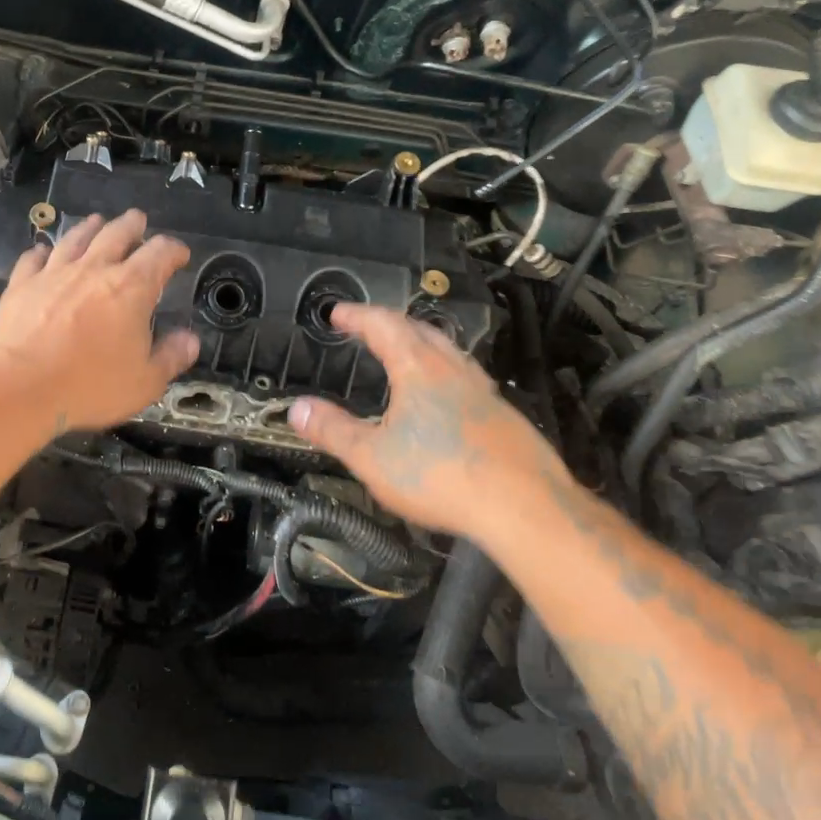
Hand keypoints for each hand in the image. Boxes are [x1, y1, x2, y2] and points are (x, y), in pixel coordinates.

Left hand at [0, 210, 199, 432]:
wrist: (20, 386)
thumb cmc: (89, 386)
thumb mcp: (144, 382)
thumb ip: (170, 357)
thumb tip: (189, 339)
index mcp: (131, 288)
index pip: (160, 254)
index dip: (173, 251)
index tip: (179, 254)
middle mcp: (94, 269)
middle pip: (117, 234)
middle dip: (132, 226)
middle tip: (138, 220)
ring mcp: (54, 273)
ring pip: (75, 239)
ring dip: (89, 228)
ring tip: (96, 221)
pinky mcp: (22, 284)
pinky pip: (33, 259)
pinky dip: (42, 252)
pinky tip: (42, 251)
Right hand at [286, 304, 570, 536]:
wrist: (524, 506)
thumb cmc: (441, 477)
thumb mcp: (371, 458)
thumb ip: (333, 431)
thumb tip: (296, 408)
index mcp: (418, 369)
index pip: (383, 326)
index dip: (357, 316)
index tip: (337, 313)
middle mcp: (453, 369)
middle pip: (420, 330)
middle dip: (390, 324)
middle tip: (368, 327)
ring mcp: (483, 390)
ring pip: (449, 352)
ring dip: (421, 344)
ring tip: (404, 355)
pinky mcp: (503, 415)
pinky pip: (466, 378)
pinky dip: (444, 373)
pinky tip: (443, 399)